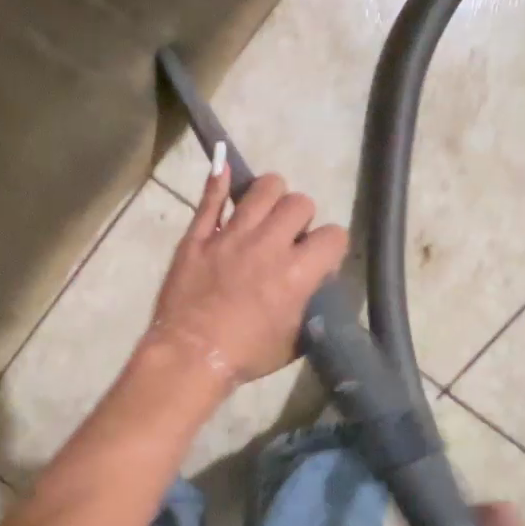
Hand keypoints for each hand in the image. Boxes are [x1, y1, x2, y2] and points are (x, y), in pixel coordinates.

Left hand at [146, 159, 348, 383]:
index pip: (334, 235)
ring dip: (269, 195)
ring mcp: (230, 236)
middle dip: (300, 218)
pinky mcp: (197, 237)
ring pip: (262, 189)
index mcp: (298, 271)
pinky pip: (209, 199)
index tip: (318, 259)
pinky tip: (223, 170)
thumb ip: (310, 306)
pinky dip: (218, 182)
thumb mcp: (294, 340)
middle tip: (287, 236)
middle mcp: (268, 243)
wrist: (190, 355)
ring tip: (264, 211)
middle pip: (299, 202)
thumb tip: (313, 287)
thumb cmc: (245, 355)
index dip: (330, 246)